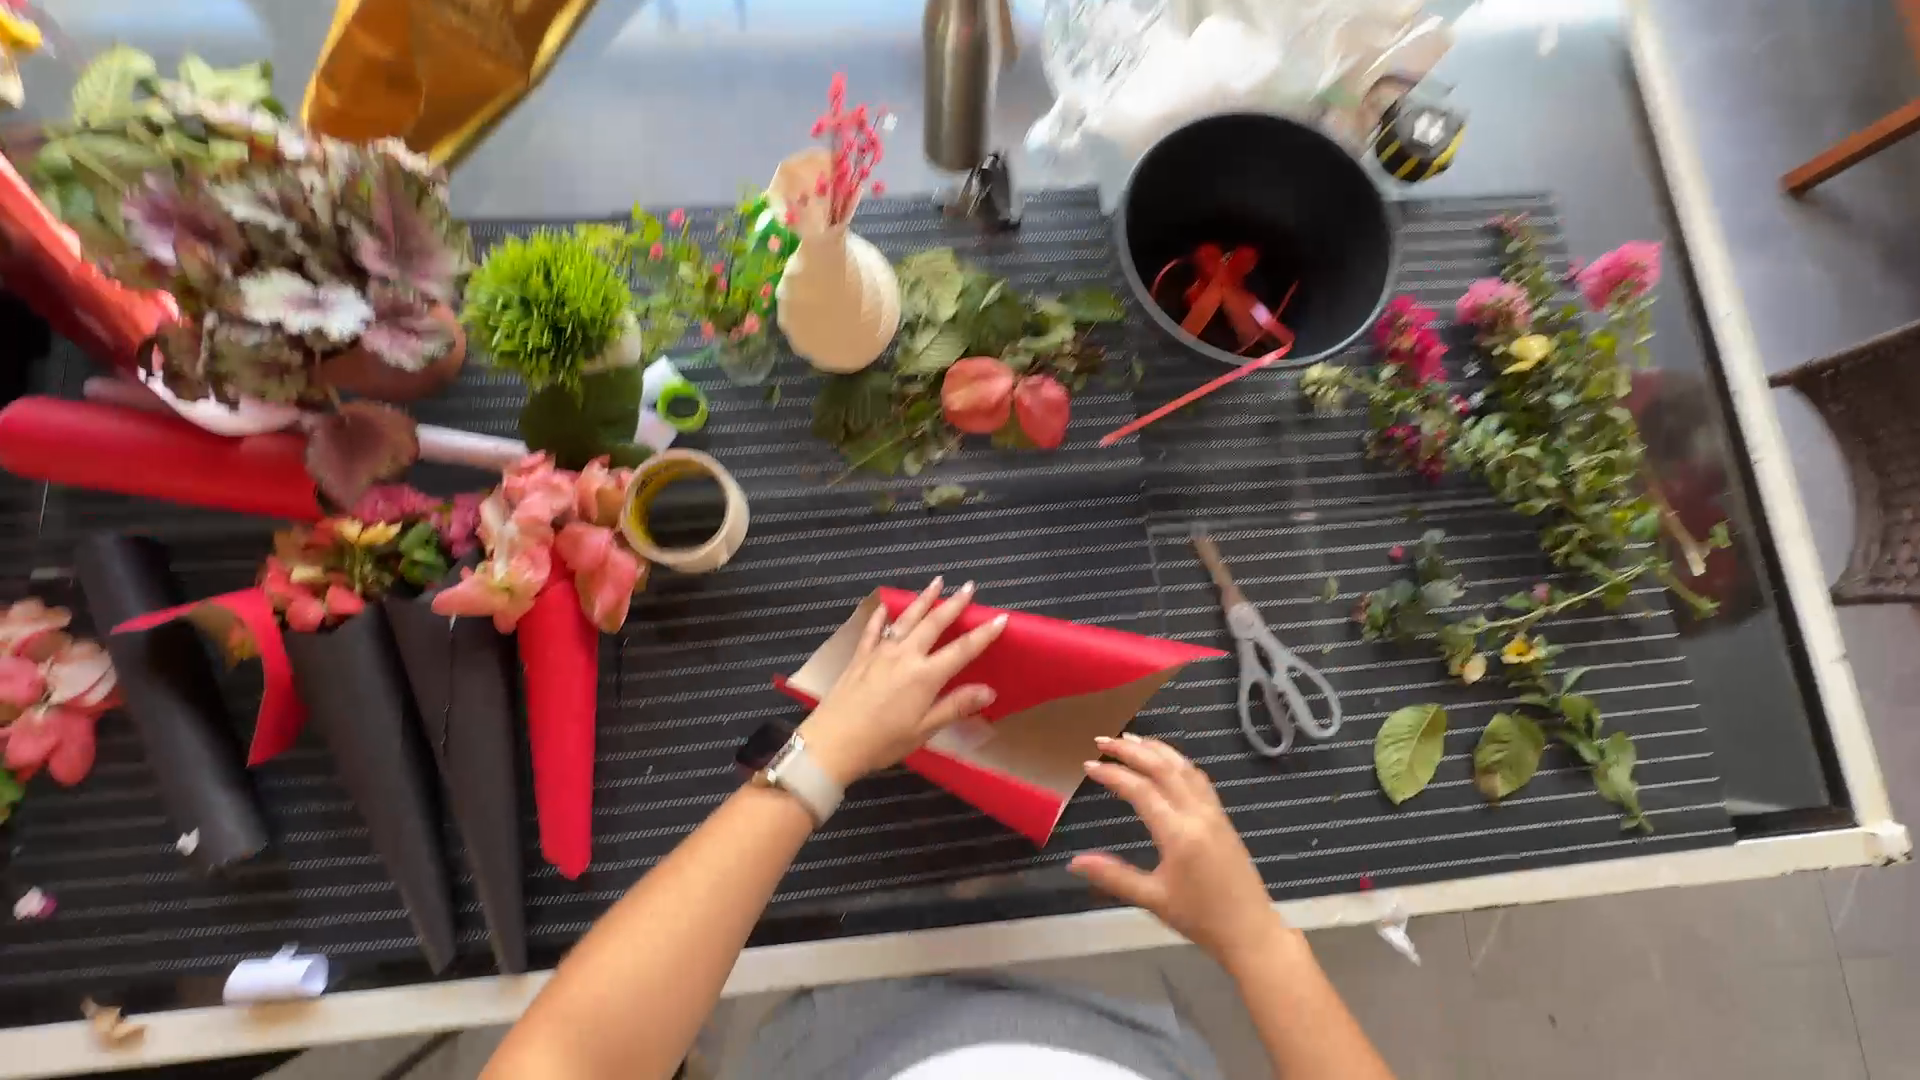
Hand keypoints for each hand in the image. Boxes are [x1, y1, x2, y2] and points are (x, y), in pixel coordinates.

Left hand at [795, 578, 1007, 785]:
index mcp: (925, 675)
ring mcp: (880, 652)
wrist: (832, 742)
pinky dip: (881, 616)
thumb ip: (955, 706)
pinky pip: (873, 630)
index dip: (983, 633)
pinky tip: (885, 607)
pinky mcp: (860, 656)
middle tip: (969, 586)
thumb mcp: (924, 729)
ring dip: (923, 599)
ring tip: (937, 582)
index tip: (1000, 617)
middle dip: (954, 604)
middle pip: (934, 623)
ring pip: (906, 618)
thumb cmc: (882, 741)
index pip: (962, 649)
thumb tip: (989, 690)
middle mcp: (905, 655)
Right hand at [1071, 734, 1288, 971]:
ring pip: (1183, 767)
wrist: (1251, 932)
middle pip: (1162, 768)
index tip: (1088, 766)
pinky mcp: (1222, 816)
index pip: (1140, 790)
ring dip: (1155, 749)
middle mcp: (1197, 814)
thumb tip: (1074, 862)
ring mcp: (1213, 812)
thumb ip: (1113, 876)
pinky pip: (1197, 777)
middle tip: (1102, 741)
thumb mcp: (1153, 899)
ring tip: (1129, 739)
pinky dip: (1176, 761)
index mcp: (1178, 833)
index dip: (1112, 774)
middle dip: (1130, 750)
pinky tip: (1165, 760)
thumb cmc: (1200, 919)